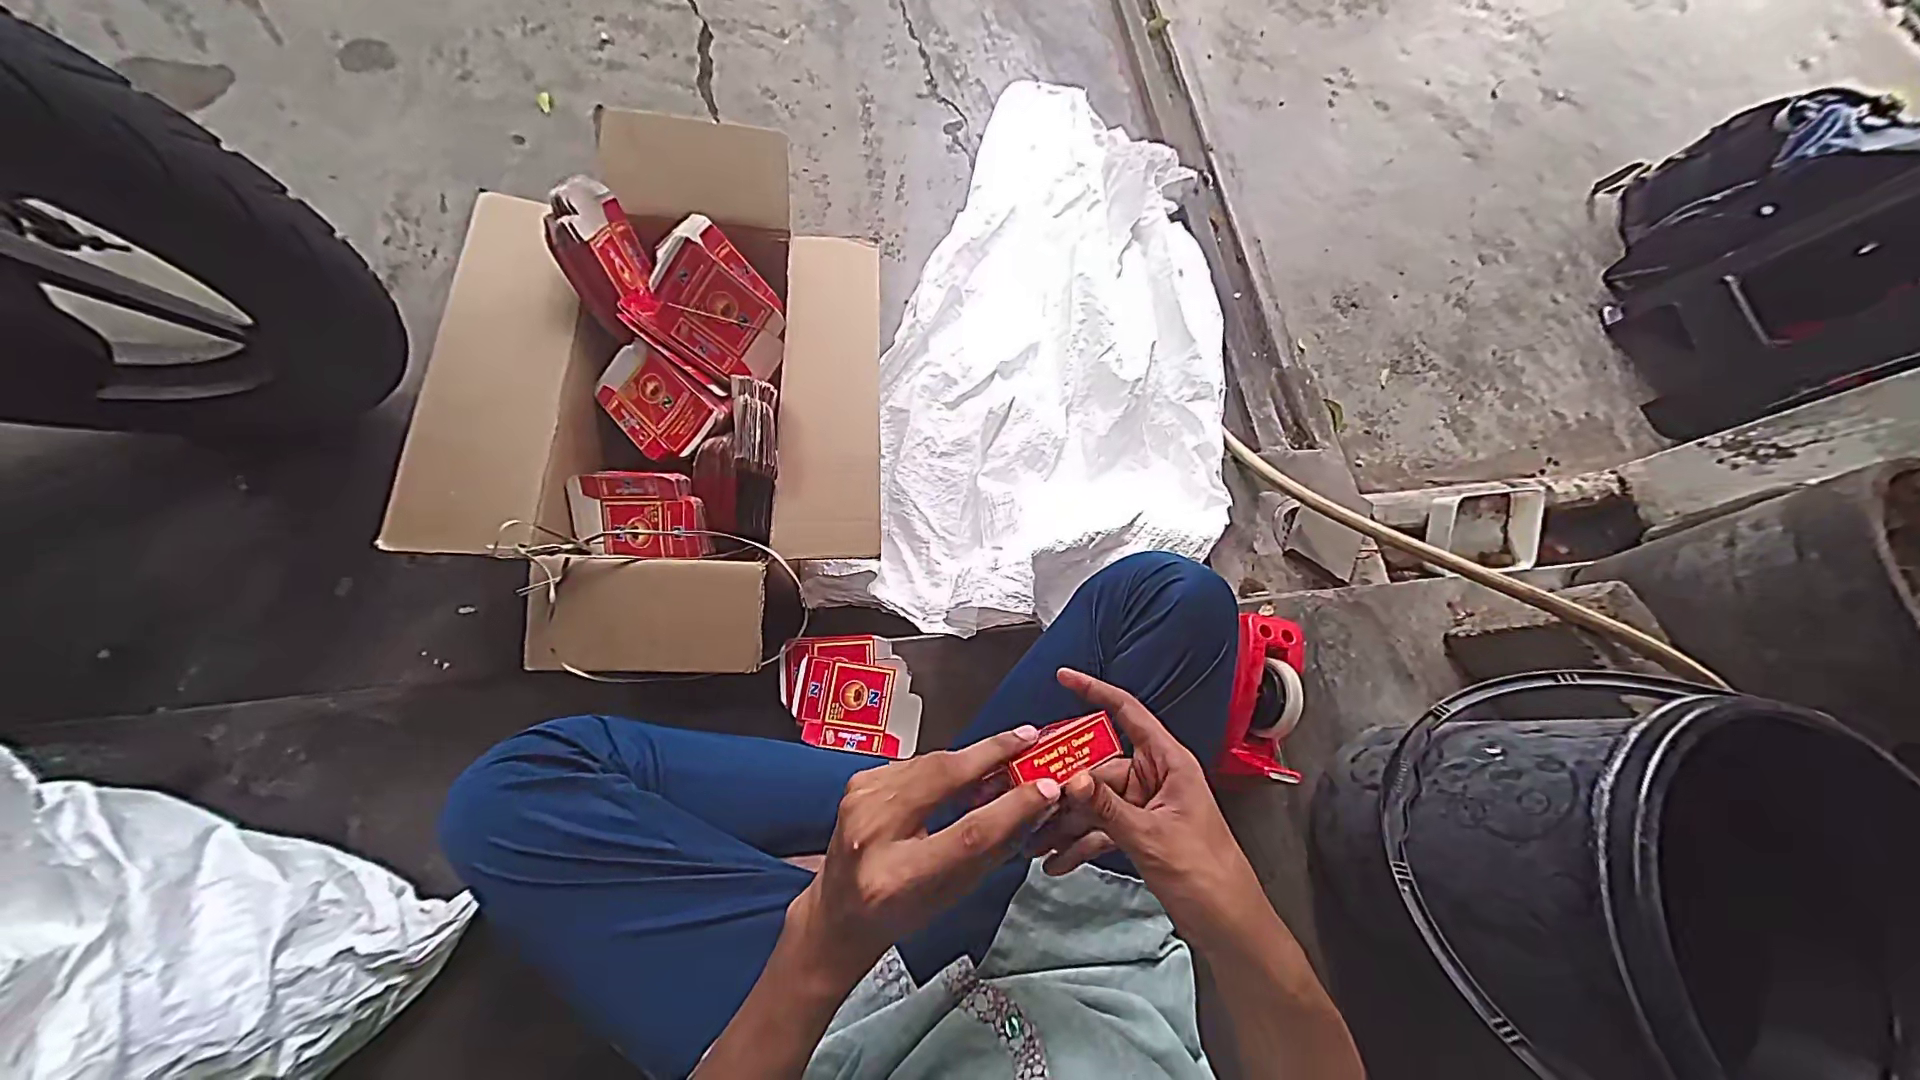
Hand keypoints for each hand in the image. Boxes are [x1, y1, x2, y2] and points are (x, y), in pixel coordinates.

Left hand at [786, 726, 1064, 976]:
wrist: (839, 909)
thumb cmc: (899, 911)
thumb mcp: (951, 893)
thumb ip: (991, 848)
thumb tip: (1031, 804)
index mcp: (897, 877)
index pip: (966, 834)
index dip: (1011, 806)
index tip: (1044, 787)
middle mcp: (872, 833)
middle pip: (942, 778)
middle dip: (991, 753)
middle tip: (1027, 738)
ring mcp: (860, 801)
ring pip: (930, 762)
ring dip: (971, 754)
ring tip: (1006, 748)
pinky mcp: (858, 781)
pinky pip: (914, 763)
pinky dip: (943, 764)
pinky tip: (963, 767)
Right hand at [1044, 668, 1273, 950]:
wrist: (1230, 929)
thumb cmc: (1208, 875)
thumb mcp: (1152, 837)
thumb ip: (1107, 807)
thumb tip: (1071, 780)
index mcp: (1168, 762)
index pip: (1128, 713)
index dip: (1096, 691)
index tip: (1065, 677)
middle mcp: (1154, 777)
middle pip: (1099, 765)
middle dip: (1066, 785)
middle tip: (1033, 796)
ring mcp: (1144, 805)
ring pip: (1094, 800)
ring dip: (1067, 821)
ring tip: (1037, 838)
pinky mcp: (1138, 831)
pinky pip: (1101, 827)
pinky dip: (1080, 842)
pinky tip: (1057, 859)